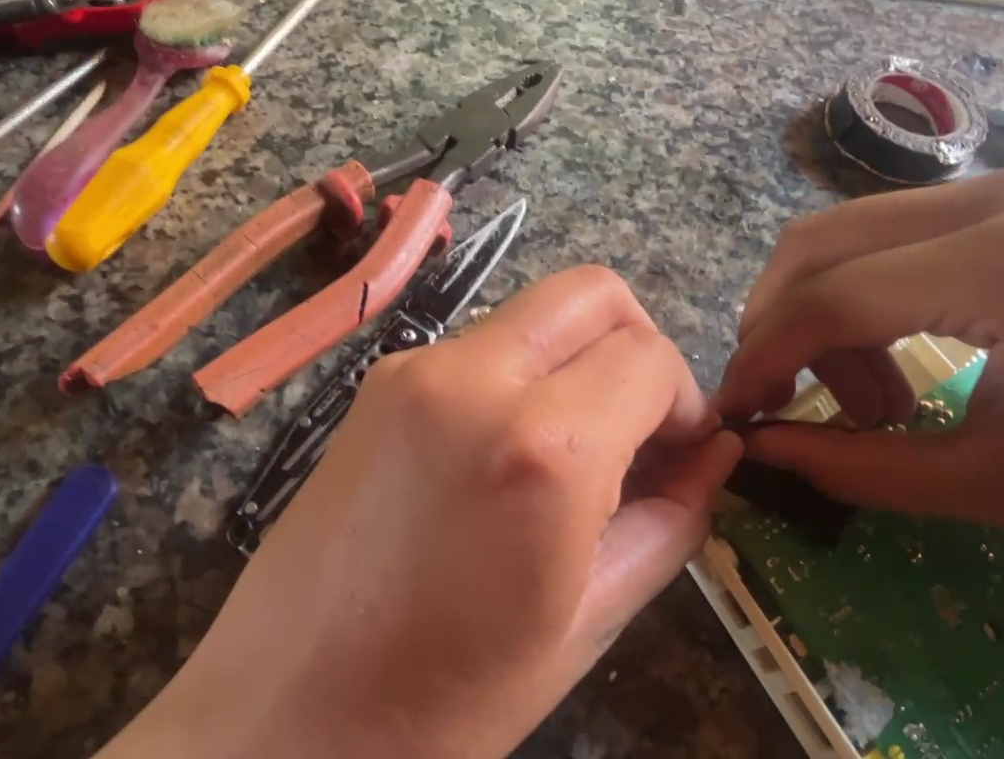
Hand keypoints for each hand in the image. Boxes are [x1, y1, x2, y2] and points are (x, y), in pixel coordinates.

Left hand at [106, 266, 741, 758]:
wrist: (286, 711)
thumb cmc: (452, 693)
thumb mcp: (589, 619)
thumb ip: (670, 518)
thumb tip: (716, 451)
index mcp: (543, 446)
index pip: (650, 358)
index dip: (686, 400)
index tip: (681, 453)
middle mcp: (476, 377)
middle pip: (593, 293)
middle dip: (636, 344)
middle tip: (636, 427)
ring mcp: (414, 368)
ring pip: (532, 311)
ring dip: (573, 357)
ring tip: (569, 445)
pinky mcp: (375, 380)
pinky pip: (477, 344)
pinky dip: (517, 372)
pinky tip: (503, 450)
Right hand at [717, 166, 1003, 577]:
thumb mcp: (995, 486)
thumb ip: (857, 466)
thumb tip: (757, 445)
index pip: (835, 297)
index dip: (765, 357)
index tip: (736, 412)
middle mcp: (999, 196)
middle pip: (820, 242)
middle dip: (776, 324)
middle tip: (781, 397)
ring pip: (844, 231)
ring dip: (821, 312)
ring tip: (865, 396)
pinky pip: (889, 233)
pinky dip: (862, 293)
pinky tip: (895, 353)